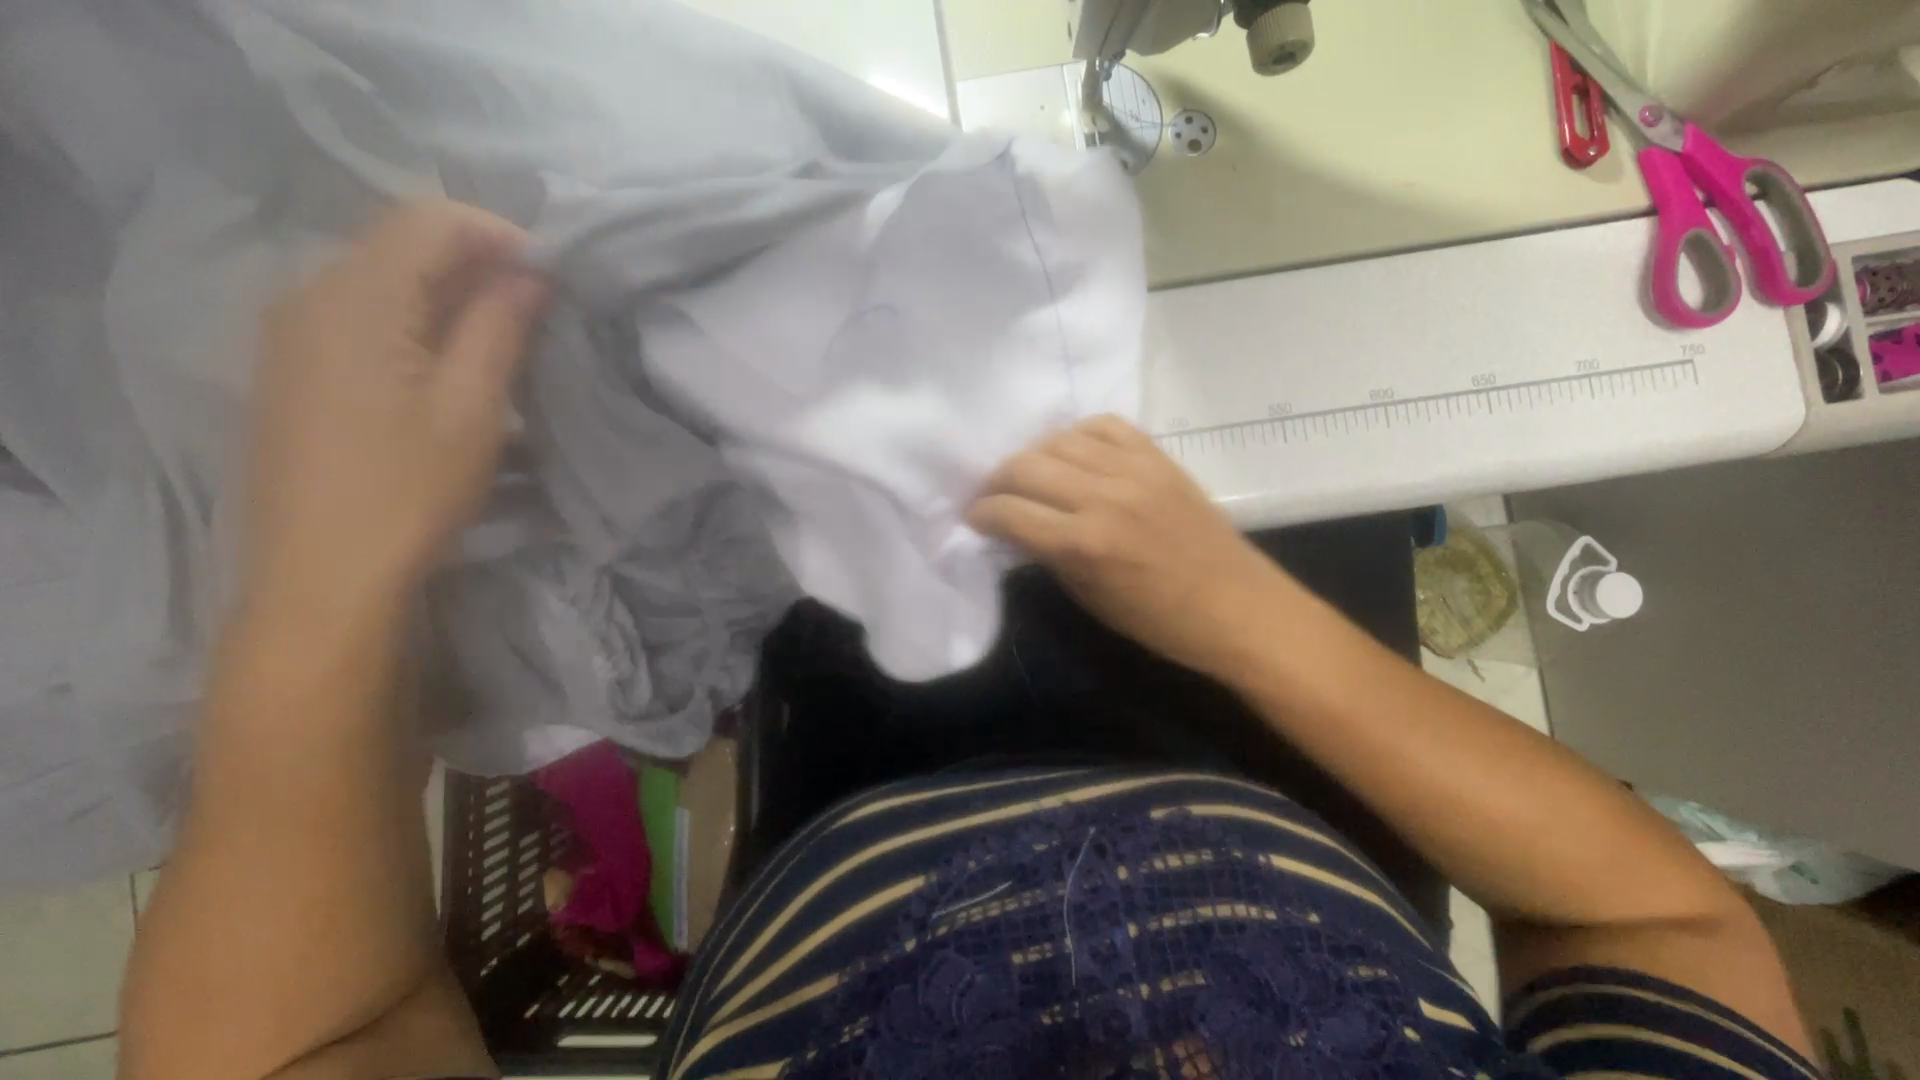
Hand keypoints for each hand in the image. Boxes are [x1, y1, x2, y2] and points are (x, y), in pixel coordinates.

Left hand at [244, 200, 548, 619]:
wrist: (323, 575)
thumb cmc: (408, 490)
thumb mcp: (472, 406)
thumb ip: (501, 324)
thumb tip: (532, 272)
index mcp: (354, 297)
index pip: (430, 220)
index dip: (500, 235)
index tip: (553, 278)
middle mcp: (309, 296)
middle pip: (402, 244)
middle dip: (478, 264)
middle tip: (538, 310)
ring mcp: (293, 333)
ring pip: (384, 280)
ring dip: (450, 295)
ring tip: (504, 339)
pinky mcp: (295, 368)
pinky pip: (362, 316)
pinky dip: (416, 322)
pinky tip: (449, 365)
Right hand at [968, 415, 1300, 678]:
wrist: (1237, 607)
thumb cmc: (1159, 621)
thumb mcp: (1090, 599)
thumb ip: (1049, 557)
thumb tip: (1018, 529)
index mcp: (1084, 545)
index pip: (1010, 512)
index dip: (982, 514)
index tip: (975, 518)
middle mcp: (1104, 498)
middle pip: (1026, 466)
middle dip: (997, 481)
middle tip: (994, 496)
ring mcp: (1134, 471)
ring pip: (1060, 440)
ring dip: (1033, 456)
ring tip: (1031, 475)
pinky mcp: (1159, 457)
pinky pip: (1105, 426)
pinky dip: (1078, 435)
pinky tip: (1072, 454)